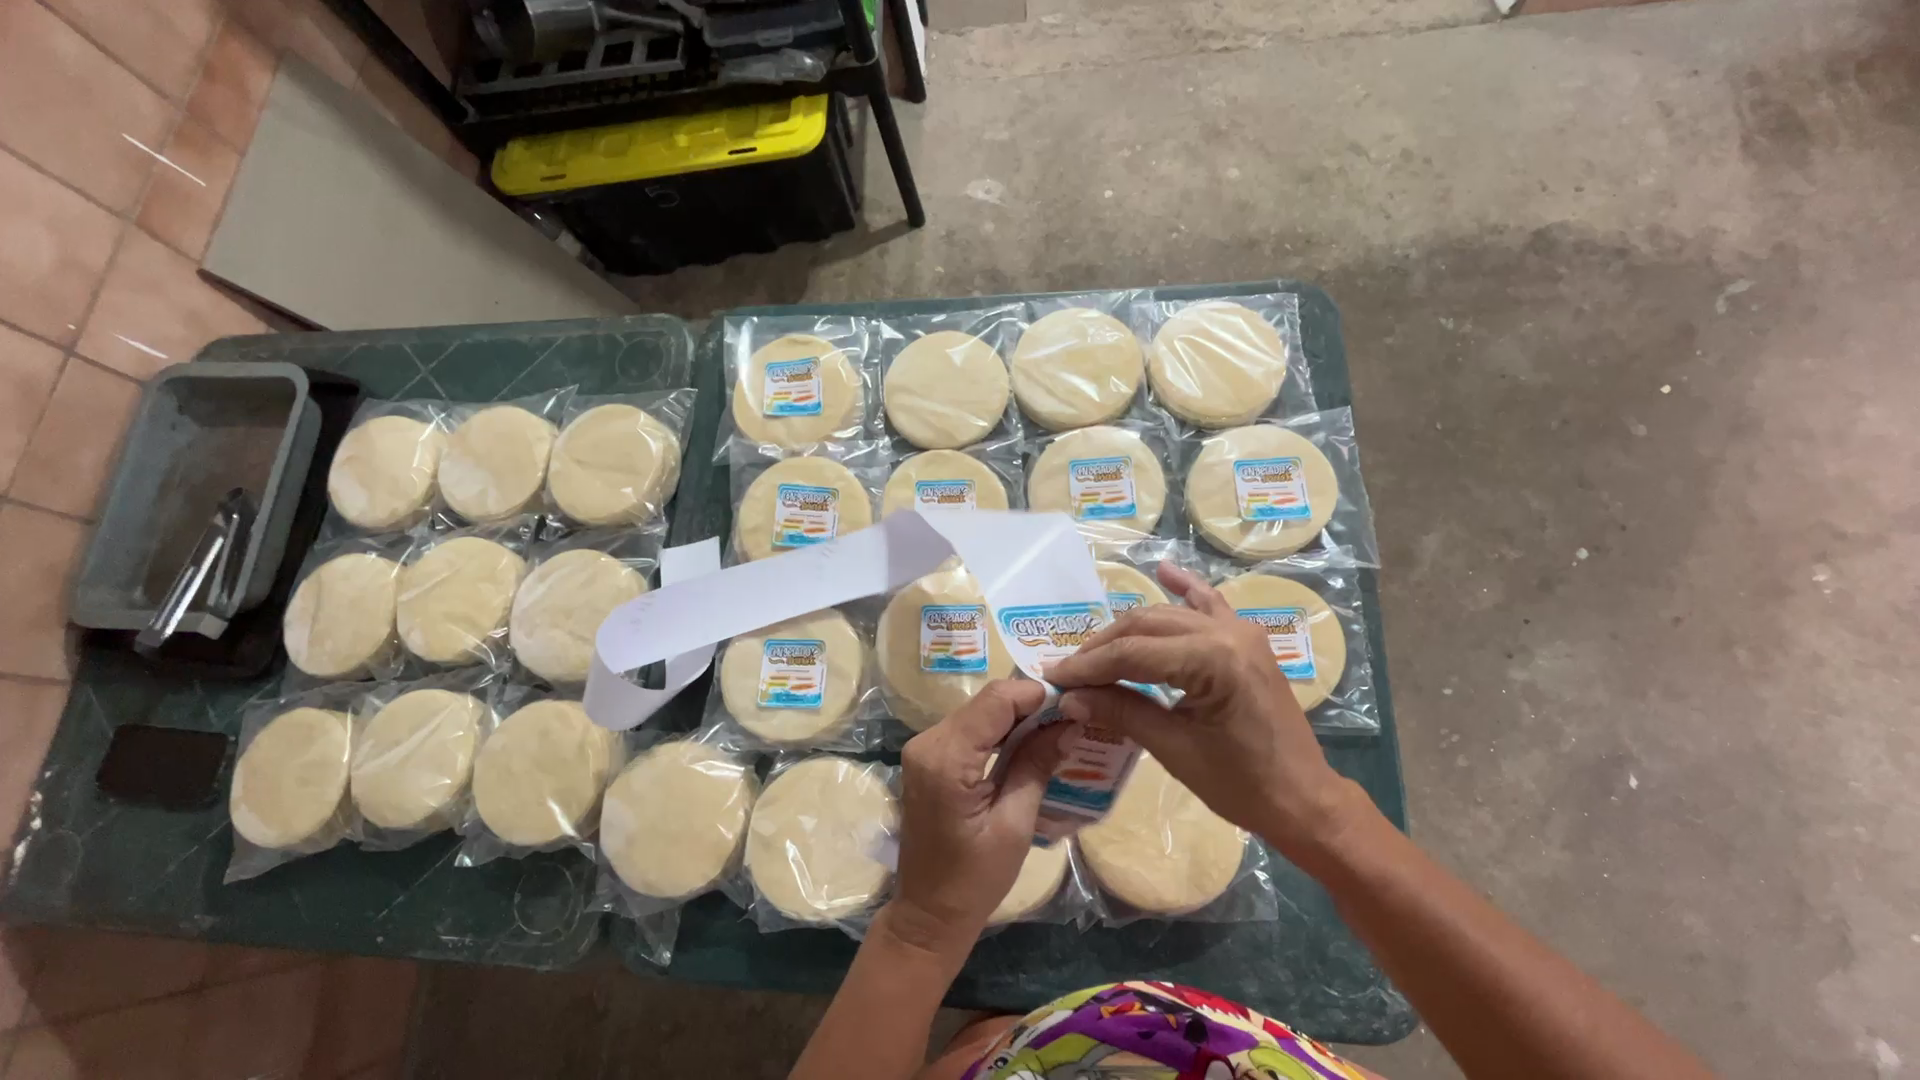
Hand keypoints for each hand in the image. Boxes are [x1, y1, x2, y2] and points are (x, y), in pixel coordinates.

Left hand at [890, 680, 1075, 954]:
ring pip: (979, 713)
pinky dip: (998, 732)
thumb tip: (1069, 724)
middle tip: (1072, 718)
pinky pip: (968, 730)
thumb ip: (1036, 766)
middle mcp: (927, 742)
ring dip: (1016, 718)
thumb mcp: (1015, 824)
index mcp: (946, 758)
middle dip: (1029, 705)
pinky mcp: (927, 759)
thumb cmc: (974, 880)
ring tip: (1057, 730)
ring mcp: (923, 749)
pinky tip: (1027, 745)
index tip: (1074, 704)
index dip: (1036, 694)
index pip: (996, 700)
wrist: (928, 914)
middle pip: (986, 702)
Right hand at [1046, 562, 1363, 860]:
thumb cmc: (1241, 784)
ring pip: (1168, 616)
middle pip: (1146, 625)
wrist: (1302, 799)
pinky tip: (1164, 572)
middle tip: (1067, 672)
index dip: (1088, 666)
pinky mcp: (1247, 640)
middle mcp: (1228, 633)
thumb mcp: (1174, 749)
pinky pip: (1209, 606)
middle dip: (1102, 647)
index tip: (1053, 677)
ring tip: (1092, 651)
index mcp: (1213, 660)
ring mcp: (1241, 632)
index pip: (1132, 653)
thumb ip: (1121, 712)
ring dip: (1128, 630)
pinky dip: (1185, 589)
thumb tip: (1070, 697)